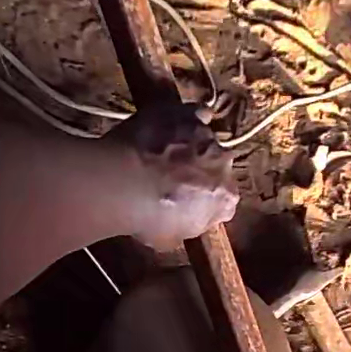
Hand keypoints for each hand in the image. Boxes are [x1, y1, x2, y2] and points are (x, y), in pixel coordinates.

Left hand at [109, 101, 238, 247]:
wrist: (124, 182)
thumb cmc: (148, 219)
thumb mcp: (172, 238)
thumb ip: (189, 225)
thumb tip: (187, 218)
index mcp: (226, 199)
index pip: (225, 203)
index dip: (207, 204)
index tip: (191, 206)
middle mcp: (225, 165)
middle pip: (218, 168)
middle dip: (203, 173)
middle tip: (176, 179)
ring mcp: (206, 135)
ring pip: (206, 141)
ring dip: (194, 147)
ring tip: (168, 152)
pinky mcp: (186, 113)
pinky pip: (195, 113)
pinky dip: (190, 118)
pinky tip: (176, 123)